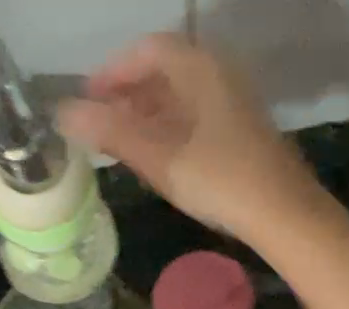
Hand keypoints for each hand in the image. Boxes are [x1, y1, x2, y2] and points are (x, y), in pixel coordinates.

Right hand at [58, 35, 322, 242]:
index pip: (147, 51)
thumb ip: (112, 133)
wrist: (284, 216)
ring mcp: (233, 103)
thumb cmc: (221, 182)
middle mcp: (219, 75)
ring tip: (119, 144)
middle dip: (127, 95)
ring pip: (180, 97)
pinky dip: (169, 129)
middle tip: (98, 125)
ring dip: (147, 114)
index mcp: (200, 69)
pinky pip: (195, 116)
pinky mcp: (241, 131)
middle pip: (164, 72)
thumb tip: (64, 113)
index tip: (87, 100)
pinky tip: (156, 158)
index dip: (112, 72)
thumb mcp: (161, 159)